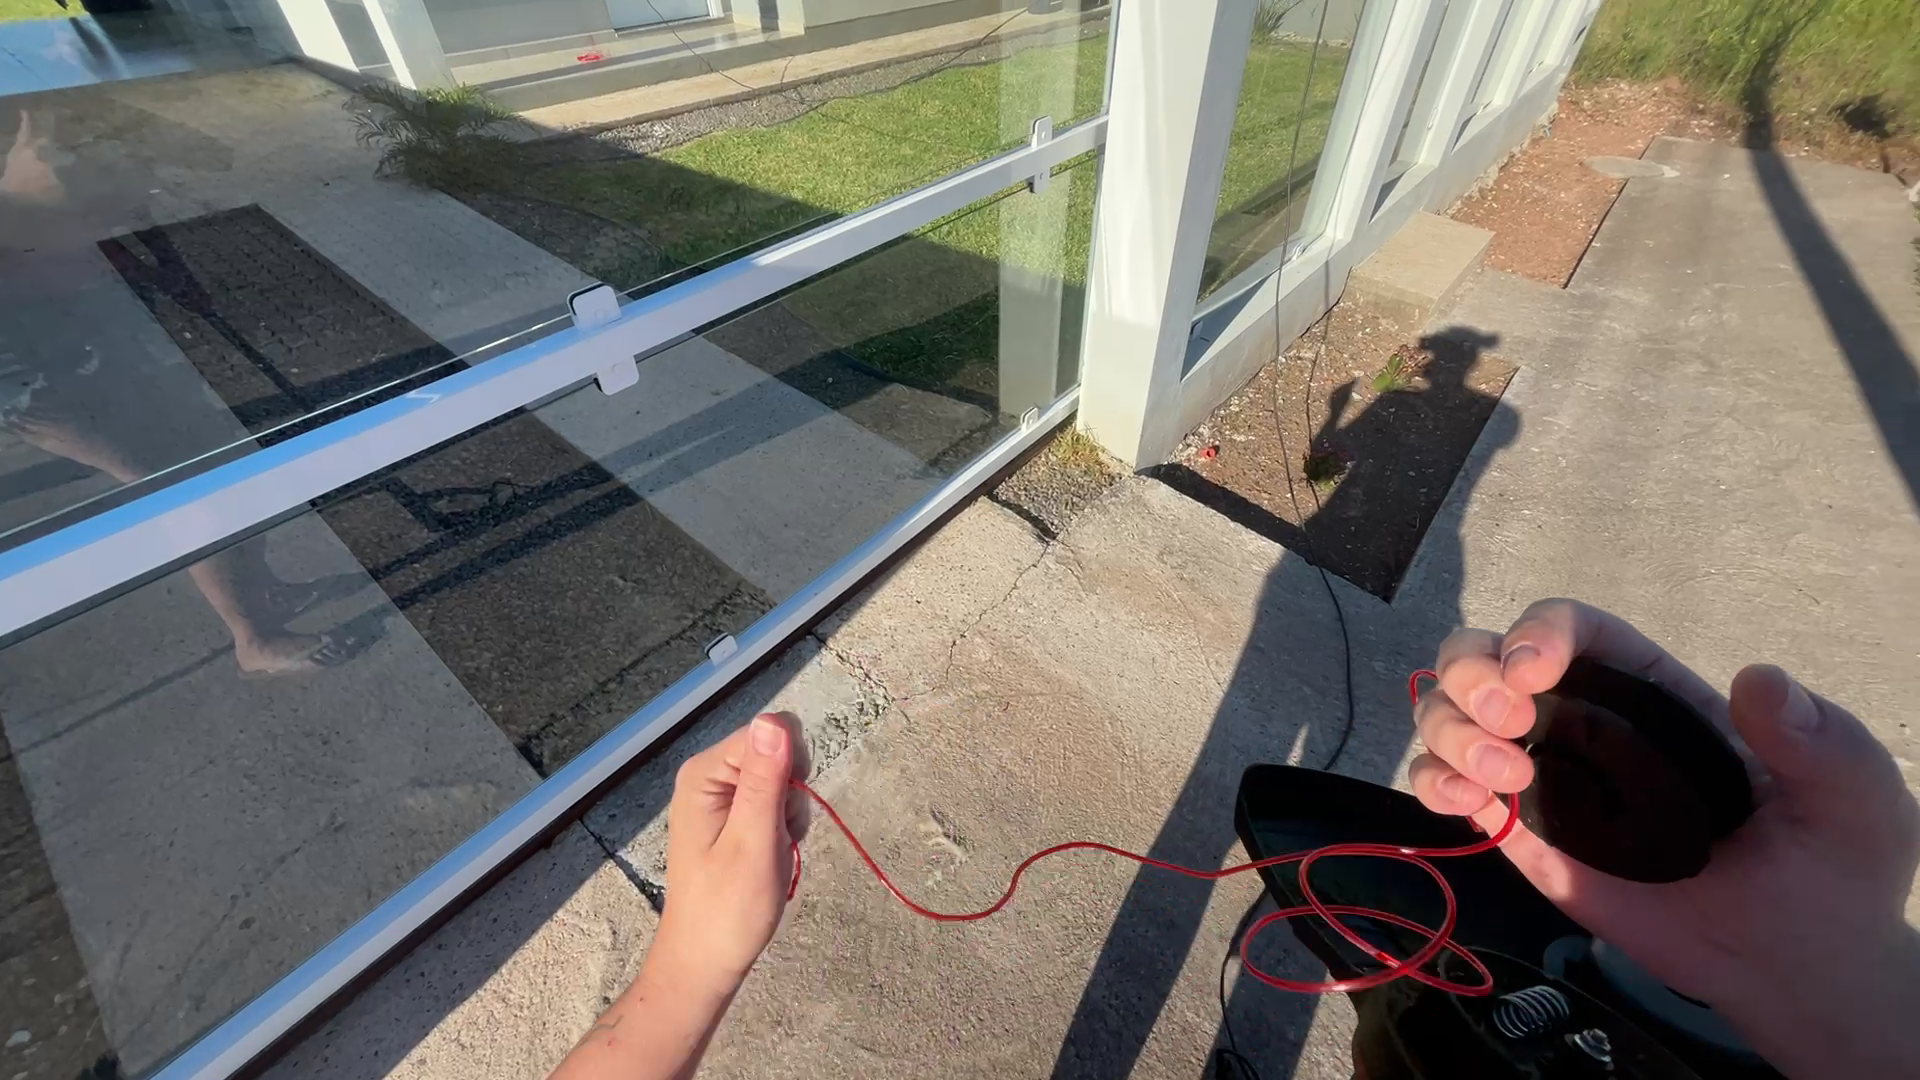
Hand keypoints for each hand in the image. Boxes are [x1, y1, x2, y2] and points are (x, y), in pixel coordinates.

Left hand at [647, 713, 809, 1001]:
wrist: (706, 964)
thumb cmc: (729, 909)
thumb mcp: (753, 842)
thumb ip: (765, 779)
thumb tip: (775, 719)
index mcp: (706, 773)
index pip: (770, 732)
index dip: (790, 767)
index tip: (783, 811)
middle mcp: (711, 774)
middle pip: (778, 751)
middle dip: (791, 792)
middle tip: (776, 835)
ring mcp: (722, 794)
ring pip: (783, 776)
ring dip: (790, 812)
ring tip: (773, 850)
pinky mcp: (734, 812)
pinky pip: (777, 797)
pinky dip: (784, 824)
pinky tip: (772, 852)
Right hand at [1409, 599, 1919, 1079]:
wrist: (1778, 965)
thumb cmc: (1820, 874)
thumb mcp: (1857, 809)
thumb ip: (1825, 744)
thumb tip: (1759, 680)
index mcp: (1635, 688)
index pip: (1565, 627)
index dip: (1535, 632)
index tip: (1533, 673)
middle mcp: (1562, 713)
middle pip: (1474, 654)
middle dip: (1470, 676)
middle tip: (1508, 723)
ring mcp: (1521, 761)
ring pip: (1439, 709)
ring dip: (1451, 732)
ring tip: (1504, 784)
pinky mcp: (1498, 814)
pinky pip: (1432, 776)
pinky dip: (1431, 779)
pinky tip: (1464, 805)